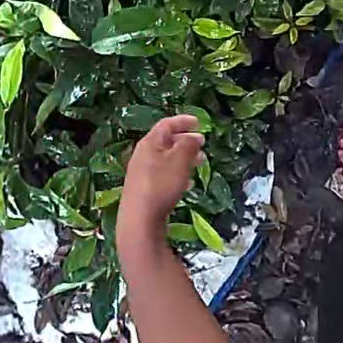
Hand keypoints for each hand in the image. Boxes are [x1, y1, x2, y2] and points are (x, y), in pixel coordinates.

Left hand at [118, 115, 204, 256]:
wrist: (139, 220)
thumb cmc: (161, 185)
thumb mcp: (180, 161)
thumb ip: (188, 145)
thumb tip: (193, 137)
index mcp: (149, 143)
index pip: (166, 124)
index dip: (183, 121)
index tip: (198, 122)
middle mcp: (142, 155)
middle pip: (166, 141)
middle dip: (185, 141)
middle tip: (202, 144)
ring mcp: (141, 173)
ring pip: (165, 158)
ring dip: (183, 158)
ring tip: (199, 163)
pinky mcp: (143, 189)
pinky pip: (162, 174)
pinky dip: (176, 173)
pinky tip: (187, 183)